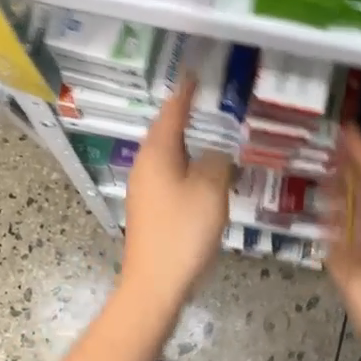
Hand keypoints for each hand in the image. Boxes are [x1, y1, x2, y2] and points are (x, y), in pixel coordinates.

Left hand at [120, 74, 233, 305]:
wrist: (155, 284)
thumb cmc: (183, 232)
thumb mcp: (211, 190)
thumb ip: (217, 163)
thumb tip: (216, 154)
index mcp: (157, 154)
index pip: (172, 113)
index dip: (185, 94)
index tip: (194, 76)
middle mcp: (144, 167)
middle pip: (164, 134)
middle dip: (182, 117)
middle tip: (204, 102)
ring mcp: (143, 191)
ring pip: (166, 157)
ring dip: (184, 144)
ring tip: (206, 134)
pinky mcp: (149, 212)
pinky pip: (168, 178)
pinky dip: (185, 168)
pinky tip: (201, 176)